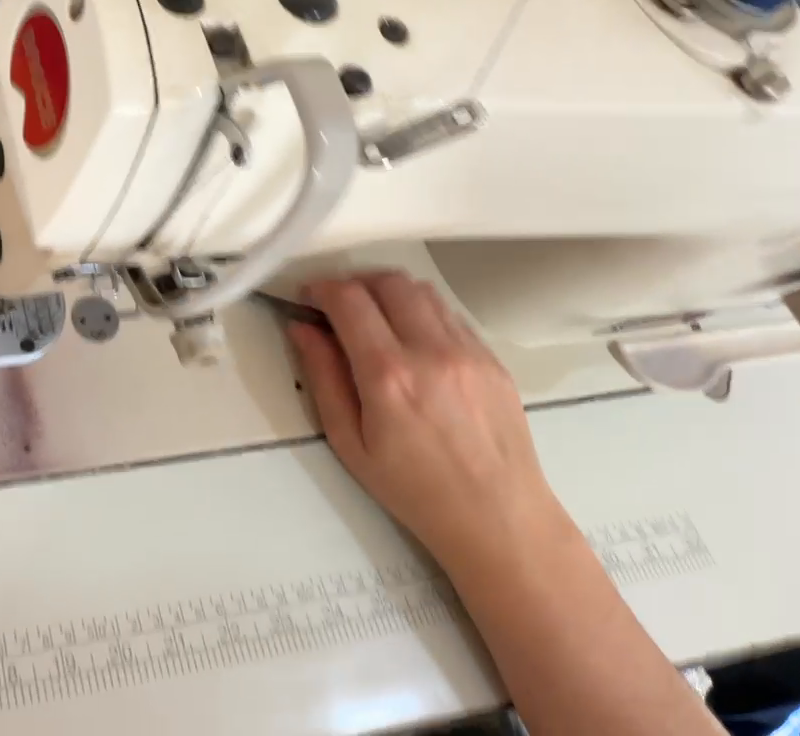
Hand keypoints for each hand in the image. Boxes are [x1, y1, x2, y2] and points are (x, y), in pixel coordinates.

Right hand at [288, 272, 568, 569]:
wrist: (498, 518)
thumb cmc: (412, 488)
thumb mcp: (348, 440)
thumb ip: (322, 377)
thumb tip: (302, 329)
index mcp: (389, 375)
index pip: (349, 299)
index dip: (320, 288)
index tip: (307, 298)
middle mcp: (432, 352)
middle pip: (388, 281)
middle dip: (354, 283)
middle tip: (337, 305)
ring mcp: (470, 352)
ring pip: (422, 290)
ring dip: (388, 292)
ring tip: (372, 318)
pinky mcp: (493, 359)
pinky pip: (450, 314)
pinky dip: (421, 312)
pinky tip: (410, 341)